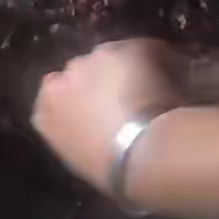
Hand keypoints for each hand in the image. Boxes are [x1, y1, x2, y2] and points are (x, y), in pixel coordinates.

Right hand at [32, 40, 184, 189]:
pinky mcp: (123, 49)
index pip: (53, 96)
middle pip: (77, 73)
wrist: (139, 153)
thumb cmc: (109, 170)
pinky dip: (155, 59)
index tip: (95, 110)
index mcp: (44, 111)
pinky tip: (174, 76)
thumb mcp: (77, 157)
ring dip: (122, 68)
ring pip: (107, 58)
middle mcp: (59, 81)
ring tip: (149, 86)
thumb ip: (74, 133)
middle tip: (124, 98)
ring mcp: (89, 61)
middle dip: (96, 81)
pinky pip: (140, 49)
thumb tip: (92, 129)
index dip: (77, 99)